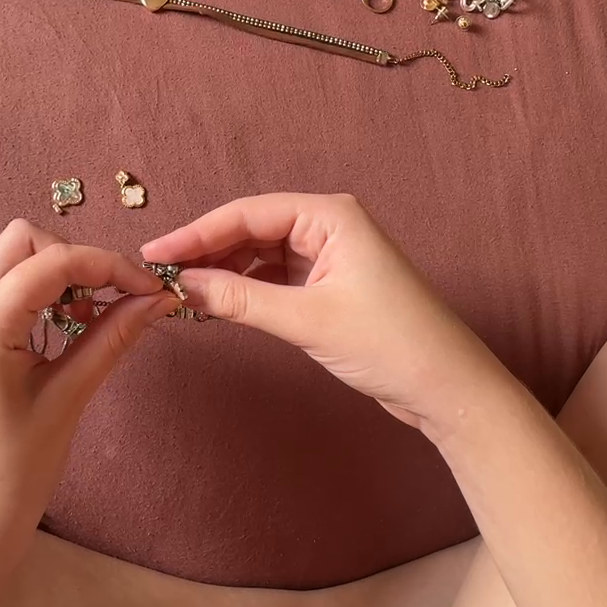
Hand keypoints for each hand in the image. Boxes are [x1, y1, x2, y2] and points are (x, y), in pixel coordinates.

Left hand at [0, 219, 175, 543]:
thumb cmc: (16, 470)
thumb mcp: (71, 397)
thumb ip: (114, 336)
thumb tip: (158, 297)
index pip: (54, 261)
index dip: (109, 265)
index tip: (149, 288)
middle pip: (22, 237)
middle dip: (74, 257)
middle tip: (105, 301)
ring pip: (4, 249)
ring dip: (48, 263)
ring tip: (78, 310)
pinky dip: (29, 279)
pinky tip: (54, 318)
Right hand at [141, 193, 491, 438]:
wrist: (450, 391)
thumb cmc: (391, 344)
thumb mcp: (308, 320)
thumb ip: (241, 300)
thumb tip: (183, 286)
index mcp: (329, 215)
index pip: (247, 214)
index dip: (197, 233)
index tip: (156, 253)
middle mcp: (326, 226)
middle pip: (250, 230)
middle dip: (207, 252)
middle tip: (162, 275)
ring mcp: (326, 255)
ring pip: (258, 255)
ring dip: (224, 272)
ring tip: (183, 292)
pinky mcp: (325, 285)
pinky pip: (272, 278)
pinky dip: (244, 290)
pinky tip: (216, 303)